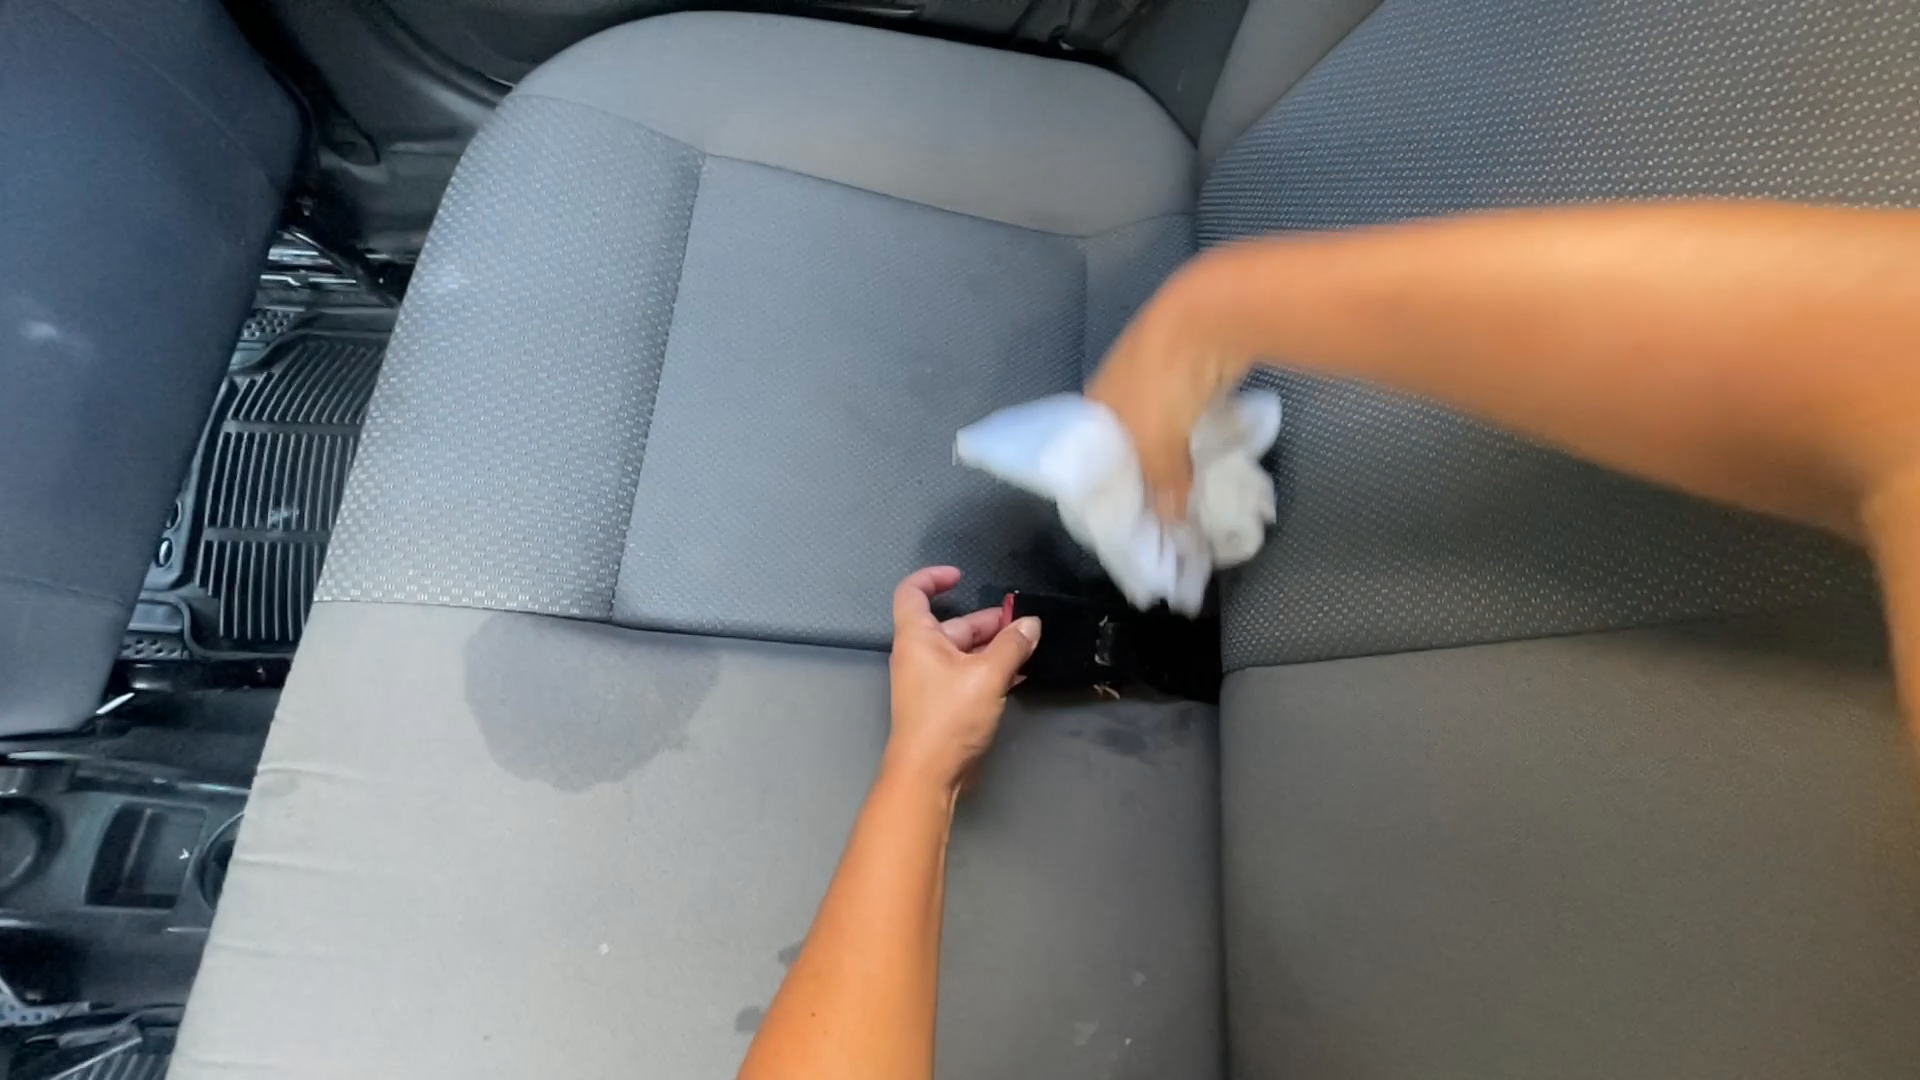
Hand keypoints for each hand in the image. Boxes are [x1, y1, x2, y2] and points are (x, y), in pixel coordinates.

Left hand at [885, 567, 1040, 793]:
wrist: (928, 774)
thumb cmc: (949, 717)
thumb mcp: (987, 676)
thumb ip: (1011, 646)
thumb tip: (1030, 624)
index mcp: (917, 638)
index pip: (912, 592)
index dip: (933, 578)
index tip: (961, 577)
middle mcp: (920, 654)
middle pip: (951, 624)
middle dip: (987, 620)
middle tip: (1023, 623)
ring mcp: (931, 680)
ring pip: (964, 651)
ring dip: (994, 646)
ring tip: (1029, 646)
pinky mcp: (944, 702)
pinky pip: (968, 674)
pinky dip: (991, 669)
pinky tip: (1020, 674)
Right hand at [1087, 253, 1255, 520]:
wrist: (1205, 318)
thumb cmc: (1161, 386)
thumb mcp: (1156, 448)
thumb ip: (1163, 485)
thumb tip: (1171, 519)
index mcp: (1092, 403)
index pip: (1092, 451)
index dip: (1109, 478)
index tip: (1128, 504)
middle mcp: (1113, 384)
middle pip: (1126, 435)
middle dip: (1143, 462)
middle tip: (1161, 494)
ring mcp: (1150, 368)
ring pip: (1158, 418)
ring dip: (1172, 441)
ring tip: (1185, 472)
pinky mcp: (1186, 358)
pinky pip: (1187, 402)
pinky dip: (1195, 420)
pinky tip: (1206, 437)